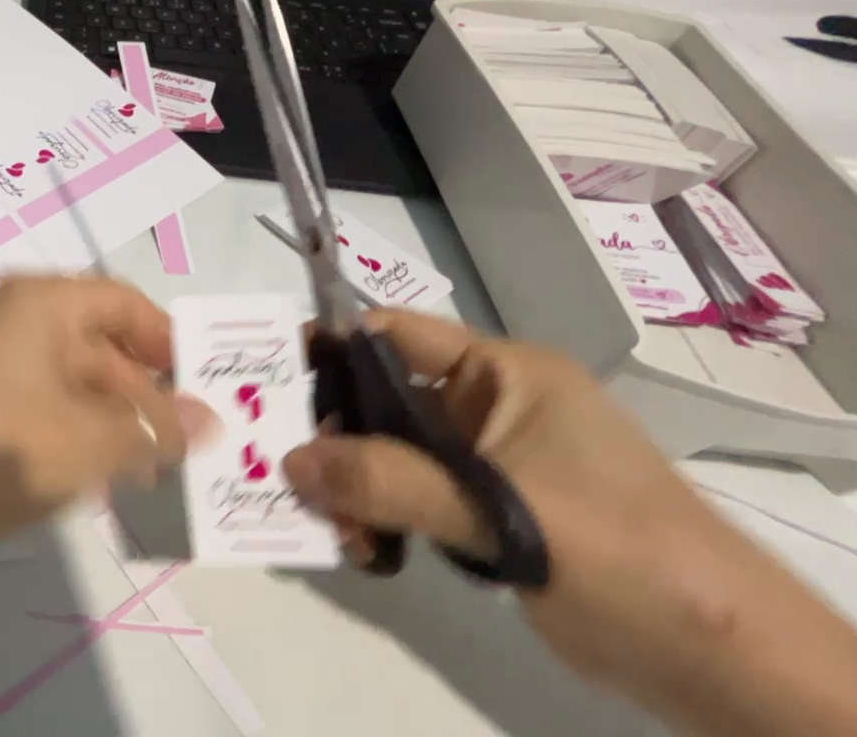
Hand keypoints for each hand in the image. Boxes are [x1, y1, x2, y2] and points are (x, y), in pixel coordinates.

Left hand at [0, 277, 217, 548]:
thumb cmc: (1, 447)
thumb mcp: (93, 440)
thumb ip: (156, 427)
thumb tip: (208, 419)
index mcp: (41, 302)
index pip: (123, 303)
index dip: (168, 341)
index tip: (204, 388)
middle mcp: (9, 317)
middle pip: (96, 342)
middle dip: (142, 393)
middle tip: (183, 447)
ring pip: (66, 378)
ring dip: (109, 417)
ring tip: (145, 469)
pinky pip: (34, 400)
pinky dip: (70, 429)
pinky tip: (90, 474)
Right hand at [282, 310, 856, 736]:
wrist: (722, 661)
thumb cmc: (620, 553)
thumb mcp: (496, 506)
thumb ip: (386, 479)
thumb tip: (289, 461)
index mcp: (503, 375)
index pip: (396, 333)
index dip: (332, 348)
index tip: (272, 382)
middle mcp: (489, 406)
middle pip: (381, 399)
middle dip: (335, 438)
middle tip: (295, 477)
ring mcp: (488, 460)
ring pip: (388, 453)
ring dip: (353, 488)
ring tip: (340, 533)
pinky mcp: (485, 510)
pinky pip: (406, 495)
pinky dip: (378, 517)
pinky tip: (369, 553)